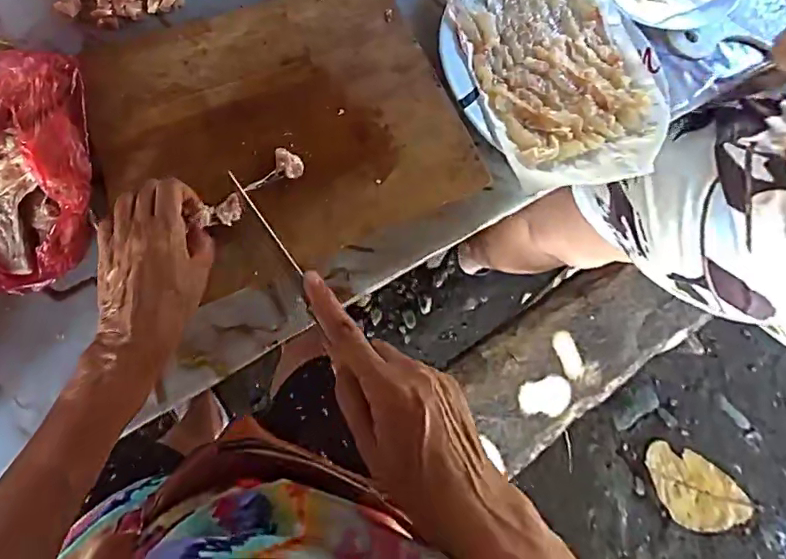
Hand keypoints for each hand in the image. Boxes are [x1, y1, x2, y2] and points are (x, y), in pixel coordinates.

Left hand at [93, 179, 214, 379]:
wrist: (134, 337)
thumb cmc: (173, 307)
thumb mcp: (200, 274)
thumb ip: (202, 243)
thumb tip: (196, 229)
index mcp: (165, 228)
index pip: (169, 186)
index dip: (184, 191)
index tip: (192, 211)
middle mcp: (138, 226)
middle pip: (147, 187)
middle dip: (165, 194)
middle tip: (174, 212)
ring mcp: (117, 237)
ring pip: (125, 198)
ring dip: (141, 201)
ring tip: (151, 217)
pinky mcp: (103, 250)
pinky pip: (108, 220)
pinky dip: (121, 217)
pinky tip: (130, 231)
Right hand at [305, 271, 572, 557]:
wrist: (472, 505)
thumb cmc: (418, 489)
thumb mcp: (370, 451)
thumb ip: (350, 400)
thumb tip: (340, 366)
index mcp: (389, 391)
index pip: (349, 339)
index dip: (326, 307)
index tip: (313, 282)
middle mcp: (415, 374)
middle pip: (373, 350)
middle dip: (361, 367)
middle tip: (362, 407)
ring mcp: (436, 375)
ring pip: (394, 361)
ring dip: (384, 380)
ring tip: (394, 425)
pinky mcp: (450, 381)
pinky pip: (415, 372)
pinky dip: (405, 386)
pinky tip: (414, 422)